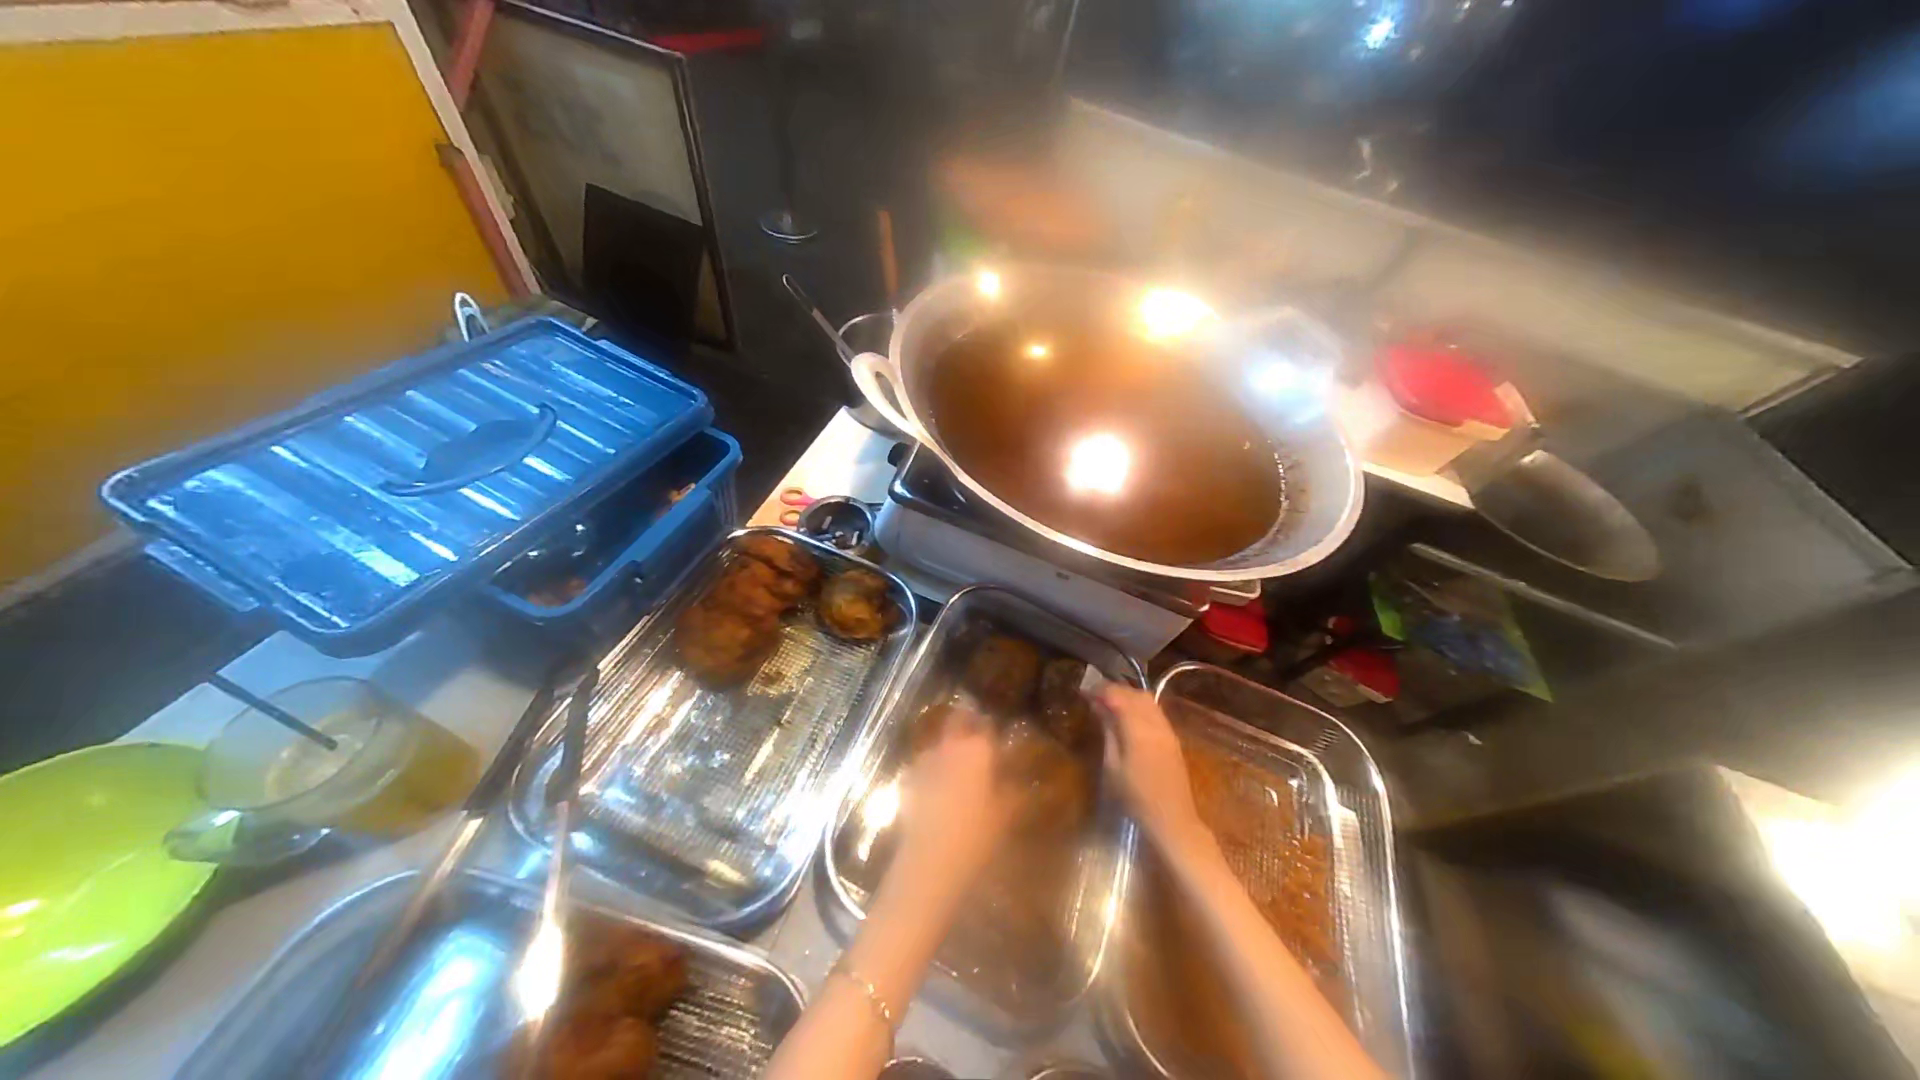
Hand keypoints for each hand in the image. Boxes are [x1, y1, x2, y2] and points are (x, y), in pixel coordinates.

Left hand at [894, 706, 1017, 886]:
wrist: (930, 862)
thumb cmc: (977, 834)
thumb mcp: (1007, 814)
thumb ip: (1015, 789)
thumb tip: (1025, 778)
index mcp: (977, 749)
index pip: (985, 723)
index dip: (991, 725)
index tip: (998, 730)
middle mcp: (949, 748)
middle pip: (956, 724)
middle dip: (965, 725)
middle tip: (978, 740)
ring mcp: (924, 764)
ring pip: (938, 746)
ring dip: (947, 750)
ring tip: (959, 767)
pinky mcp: (907, 784)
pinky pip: (922, 770)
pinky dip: (931, 774)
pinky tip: (937, 790)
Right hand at [1093, 685, 1206, 848]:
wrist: (1172, 818)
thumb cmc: (1135, 797)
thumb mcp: (1112, 766)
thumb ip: (1108, 731)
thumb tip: (1098, 706)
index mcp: (1137, 730)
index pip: (1118, 696)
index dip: (1100, 690)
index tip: (1084, 692)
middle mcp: (1155, 723)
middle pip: (1135, 694)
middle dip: (1114, 690)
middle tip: (1094, 696)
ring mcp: (1167, 730)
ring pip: (1148, 700)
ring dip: (1128, 696)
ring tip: (1110, 704)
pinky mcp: (1173, 738)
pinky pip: (1155, 711)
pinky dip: (1140, 706)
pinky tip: (1128, 717)